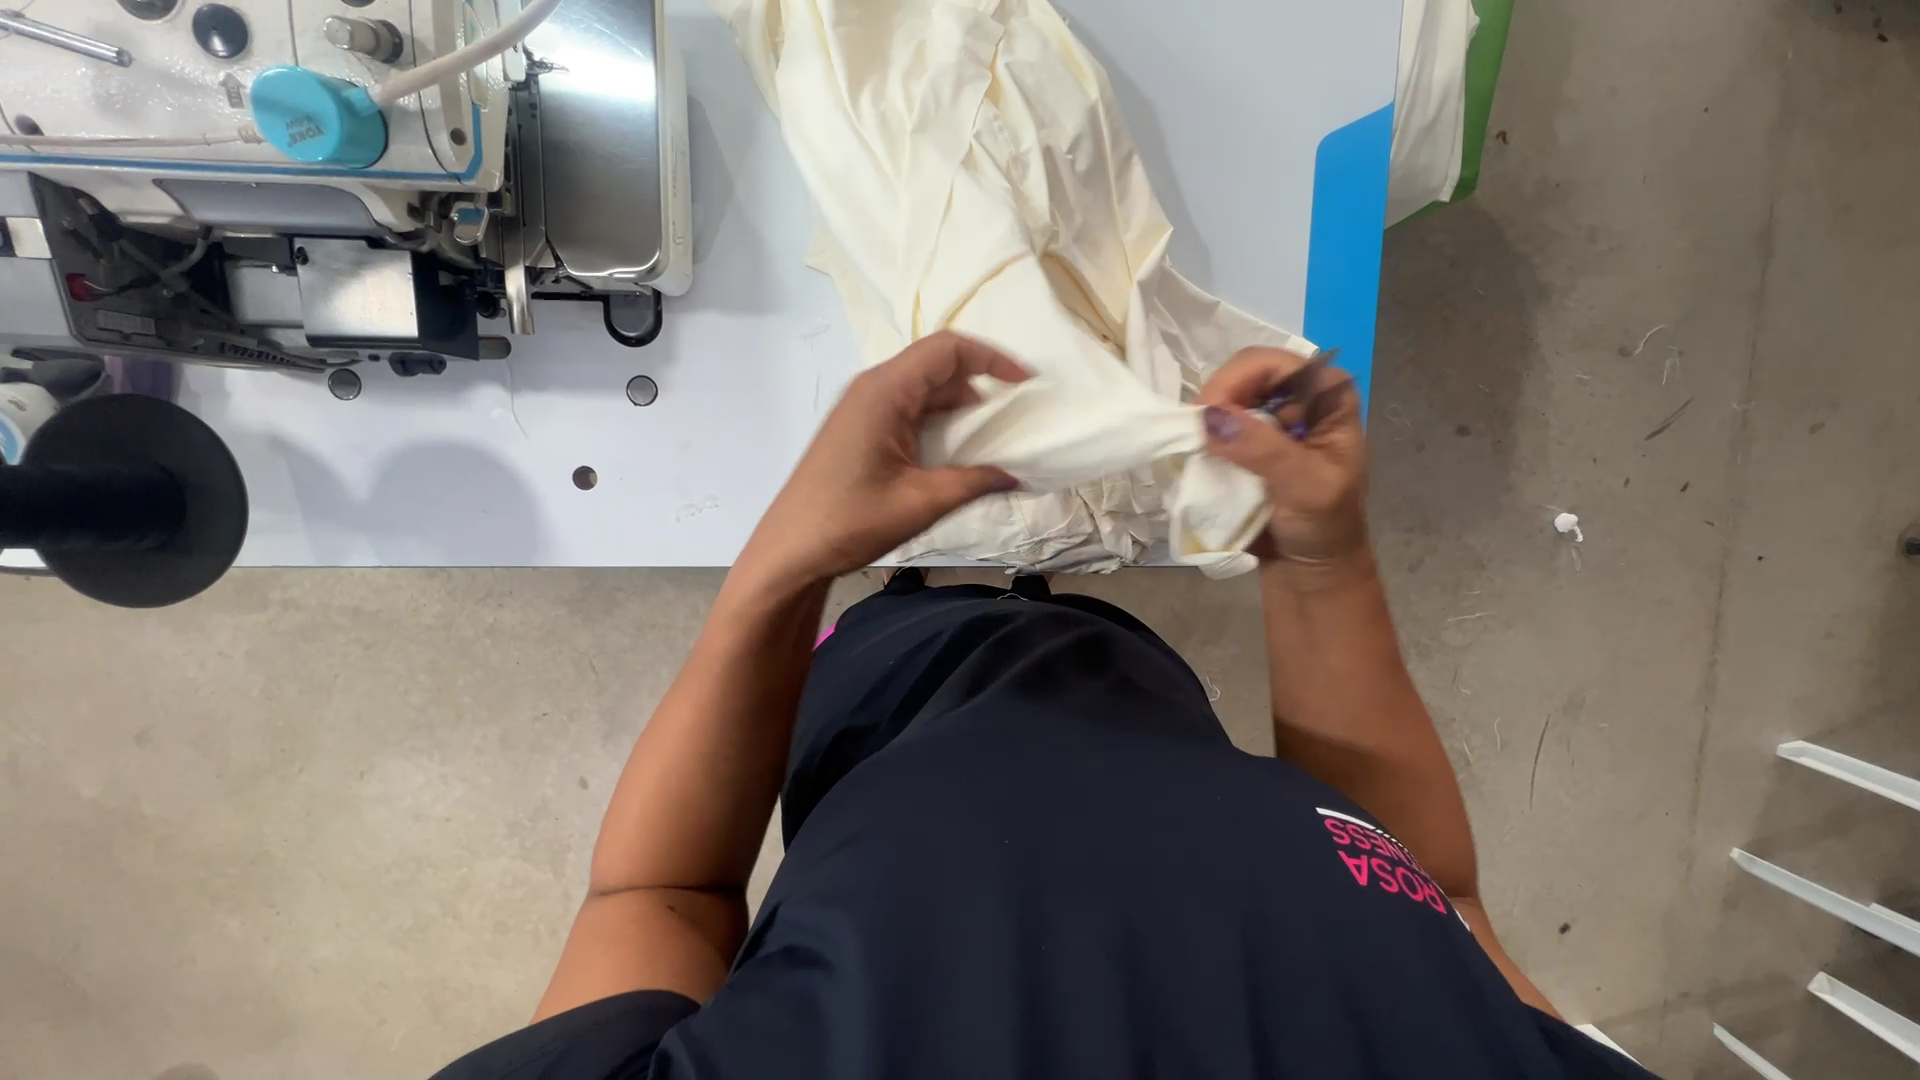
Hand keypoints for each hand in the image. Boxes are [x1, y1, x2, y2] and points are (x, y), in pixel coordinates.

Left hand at [735, 333, 1027, 587]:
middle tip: (1016, 417)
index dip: (992, 359)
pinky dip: (939, 424)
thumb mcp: (921, 502)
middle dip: (981, 386)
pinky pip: (908, 412)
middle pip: (937, 367)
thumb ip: (974, 482)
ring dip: (960, 409)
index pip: (947, 349)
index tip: (1026, 385)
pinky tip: (959, 455)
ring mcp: (863, 409)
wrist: (790, 551)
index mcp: (885, 391)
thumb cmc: (850, 521)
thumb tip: (1017, 475)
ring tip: (995, 440)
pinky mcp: (860, 431)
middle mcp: (873, 388)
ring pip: (924, 391)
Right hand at [1195, 346, 1370, 573]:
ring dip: (1205, 424)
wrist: (1312, 569)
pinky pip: (1214, 429)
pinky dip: (1201, 441)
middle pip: (1242, 375)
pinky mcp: (1246, 446)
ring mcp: (1270, 422)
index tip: (1208, 416)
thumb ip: (1263, 450)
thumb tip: (1209, 418)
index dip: (1236, 380)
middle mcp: (1298, 399)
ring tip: (1198, 452)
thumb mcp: (1305, 488)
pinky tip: (1199, 458)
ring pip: (1223, 401)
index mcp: (1327, 396)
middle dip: (1216, 401)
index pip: (1272, 363)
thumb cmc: (1325, 528)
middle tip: (1198, 438)